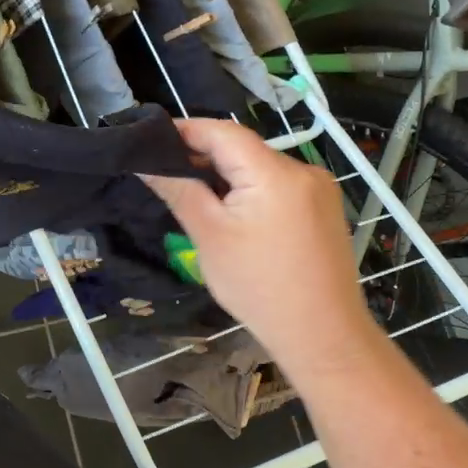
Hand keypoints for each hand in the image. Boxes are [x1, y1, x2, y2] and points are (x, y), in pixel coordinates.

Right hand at [141, 120, 377, 369]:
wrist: (324, 337)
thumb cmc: (259, 286)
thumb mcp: (208, 235)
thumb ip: (177, 189)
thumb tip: (143, 162)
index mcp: (276, 173)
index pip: (222, 132)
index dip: (184, 130)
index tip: (148, 140)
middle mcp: (303, 170)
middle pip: (241, 147)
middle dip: (201, 154)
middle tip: (161, 170)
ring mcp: (318, 189)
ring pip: (257, 165)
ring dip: (223, 172)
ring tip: (188, 190)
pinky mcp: (322, 208)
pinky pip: (275, 183)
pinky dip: (247, 187)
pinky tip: (227, 209)